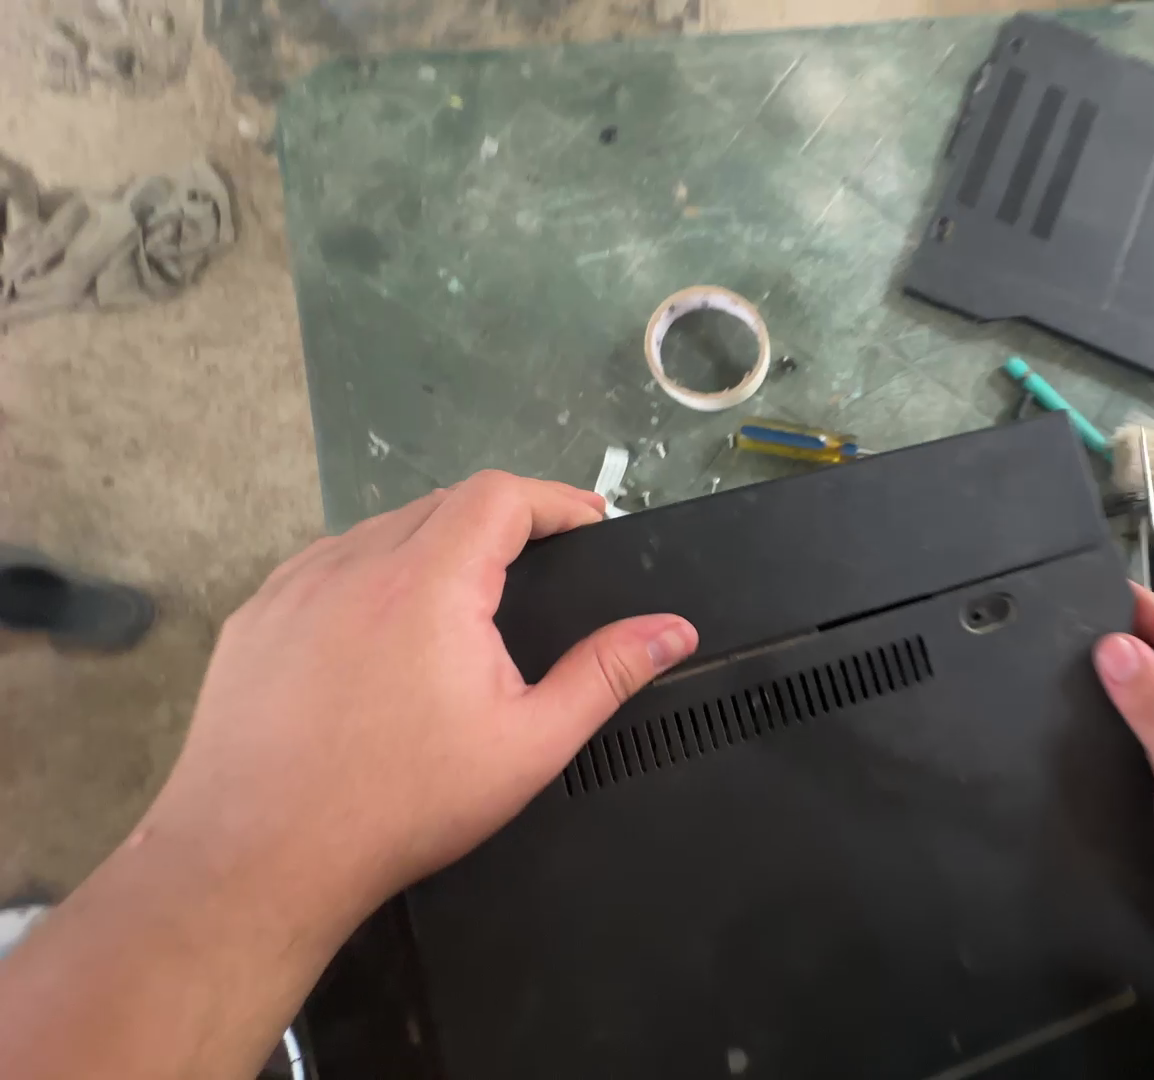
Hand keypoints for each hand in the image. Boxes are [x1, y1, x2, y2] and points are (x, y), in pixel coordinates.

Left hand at [137, 471, 696, 930]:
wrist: (249, 868)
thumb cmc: (406, 801)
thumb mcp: (535, 740)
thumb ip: (611, 672)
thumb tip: (675, 631)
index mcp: (429, 586)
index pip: (500, 495)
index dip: (555, 499)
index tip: (590, 523)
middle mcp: (354, 568)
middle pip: (447, 500)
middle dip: (510, 515)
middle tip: (551, 555)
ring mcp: (292, 590)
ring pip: (388, 524)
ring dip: (447, 535)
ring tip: (481, 583)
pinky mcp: (254, 620)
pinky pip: (334, 558)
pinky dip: (385, 561)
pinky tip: (398, 614)